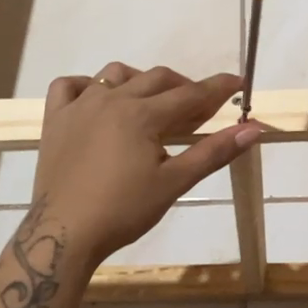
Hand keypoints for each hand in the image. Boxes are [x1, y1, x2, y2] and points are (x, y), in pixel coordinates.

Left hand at [33, 63, 262, 259]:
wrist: (65, 233)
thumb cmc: (124, 211)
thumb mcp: (174, 183)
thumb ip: (213, 152)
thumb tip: (253, 129)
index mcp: (142, 114)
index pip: (191, 94)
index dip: (218, 88)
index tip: (239, 82)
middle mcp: (111, 99)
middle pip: (157, 78)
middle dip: (184, 87)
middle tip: (199, 109)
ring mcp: (79, 105)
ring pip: (116, 74)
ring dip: (141, 81)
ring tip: (153, 103)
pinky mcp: (55, 119)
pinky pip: (69, 85)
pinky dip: (87, 85)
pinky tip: (98, 100)